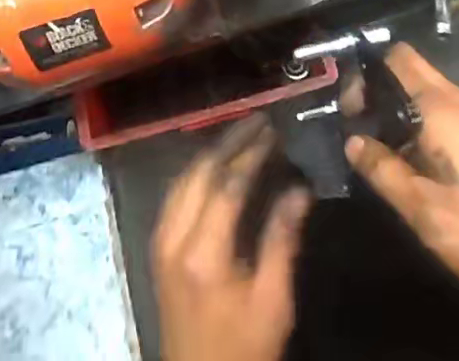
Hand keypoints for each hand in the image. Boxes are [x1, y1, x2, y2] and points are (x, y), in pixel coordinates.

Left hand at [152, 114, 311, 360]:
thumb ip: (282, 240)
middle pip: (200, 172)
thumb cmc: (244, 347)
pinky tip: (217, 162)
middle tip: (259, 120)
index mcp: (204, 254)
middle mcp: (174, 238)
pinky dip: (198, 170)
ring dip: (212, 152)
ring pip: (184, 177)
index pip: (227, 185)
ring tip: (242, 133)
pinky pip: (176, 192)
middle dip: (230, 142)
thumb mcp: (273, 301)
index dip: (251, 153)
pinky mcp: (158, 245)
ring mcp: (160, 240)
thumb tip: (300, 188)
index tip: (273, 129)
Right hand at [345, 45, 458, 360]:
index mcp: (441, 107)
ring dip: (402, 114)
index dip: (363, 75)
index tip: (345, 111)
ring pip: (430, 96)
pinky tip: (424, 169)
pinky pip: (450, 117)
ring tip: (385, 154)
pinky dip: (426, 129)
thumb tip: (353, 141)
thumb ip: (384, 172)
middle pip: (411, 72)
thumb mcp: (427, 213)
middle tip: (360, 130)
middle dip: (379, 92)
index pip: (394, 58)